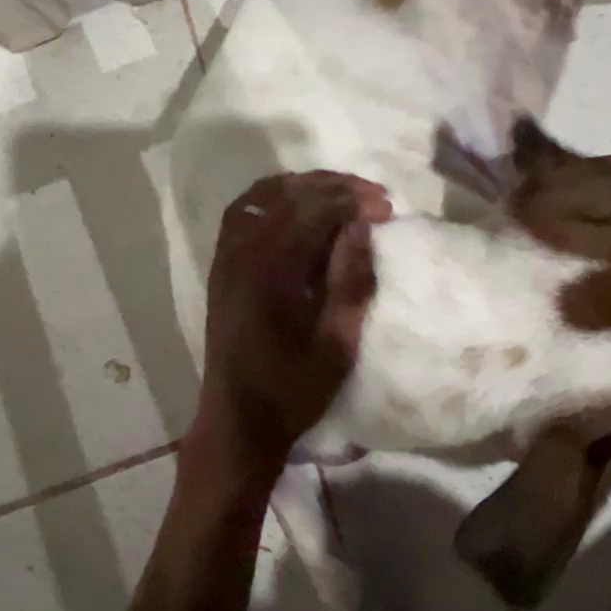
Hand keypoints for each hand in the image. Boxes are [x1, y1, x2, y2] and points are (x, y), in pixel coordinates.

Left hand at [197, 171, 392, 466]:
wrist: (238, 423)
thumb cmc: (293, 389)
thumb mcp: (338, 343)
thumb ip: (351, 281)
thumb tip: (360, 226)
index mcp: (271, 271)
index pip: (314, 210)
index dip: (353, 201)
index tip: (388, 208)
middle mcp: (242, 253)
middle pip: (290, 195)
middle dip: (335, 187)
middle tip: (374, 195)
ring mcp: (226, 256)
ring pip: (264, 196)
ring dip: (305, 186)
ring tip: (342, 191)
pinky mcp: (222, 265)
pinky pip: (244, 211)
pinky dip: (273, 197)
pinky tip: (298, 203)